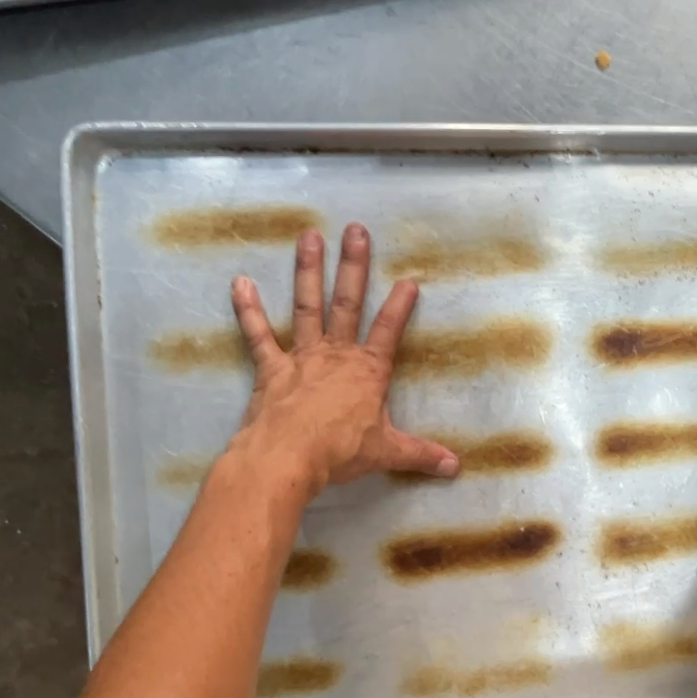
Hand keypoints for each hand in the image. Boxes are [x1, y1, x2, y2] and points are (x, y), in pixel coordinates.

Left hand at [226, 224, 459, 497]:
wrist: (287, 458)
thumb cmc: (340, 453)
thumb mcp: (387, 453)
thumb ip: (420, 454)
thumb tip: (456, 467)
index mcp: (368, 371)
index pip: (389, 330)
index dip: (401, 305)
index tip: (409, 279)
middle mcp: (336, 354)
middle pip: (347, 302)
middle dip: (354, 266)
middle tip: (355, 230)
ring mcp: (302, 357)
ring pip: (306, 306)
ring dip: (308, 271)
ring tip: (309, 236)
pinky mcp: (271, 369)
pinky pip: (258, 336)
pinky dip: (248, 310)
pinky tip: (240, 282)